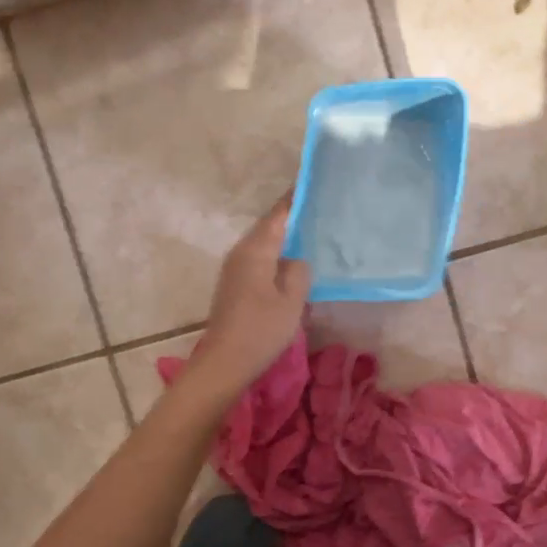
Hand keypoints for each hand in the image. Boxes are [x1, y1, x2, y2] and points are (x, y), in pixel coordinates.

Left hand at [184, 194, 312, 395]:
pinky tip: (293, 262)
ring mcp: (234, 269)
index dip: (296, 199)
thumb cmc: (261, 330)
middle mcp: (241, 252)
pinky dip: (276, 254)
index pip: (278, 214)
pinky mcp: (234, 285)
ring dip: (284, 236)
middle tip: (321, 208)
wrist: (224, 362)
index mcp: (256, 250)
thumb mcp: (291, 301)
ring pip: (263, 243)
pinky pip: (259, 258)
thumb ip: (299, 271)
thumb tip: (297, 258)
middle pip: (269, 226)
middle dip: (292, 216)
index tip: (315, 184)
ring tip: (313, 232)